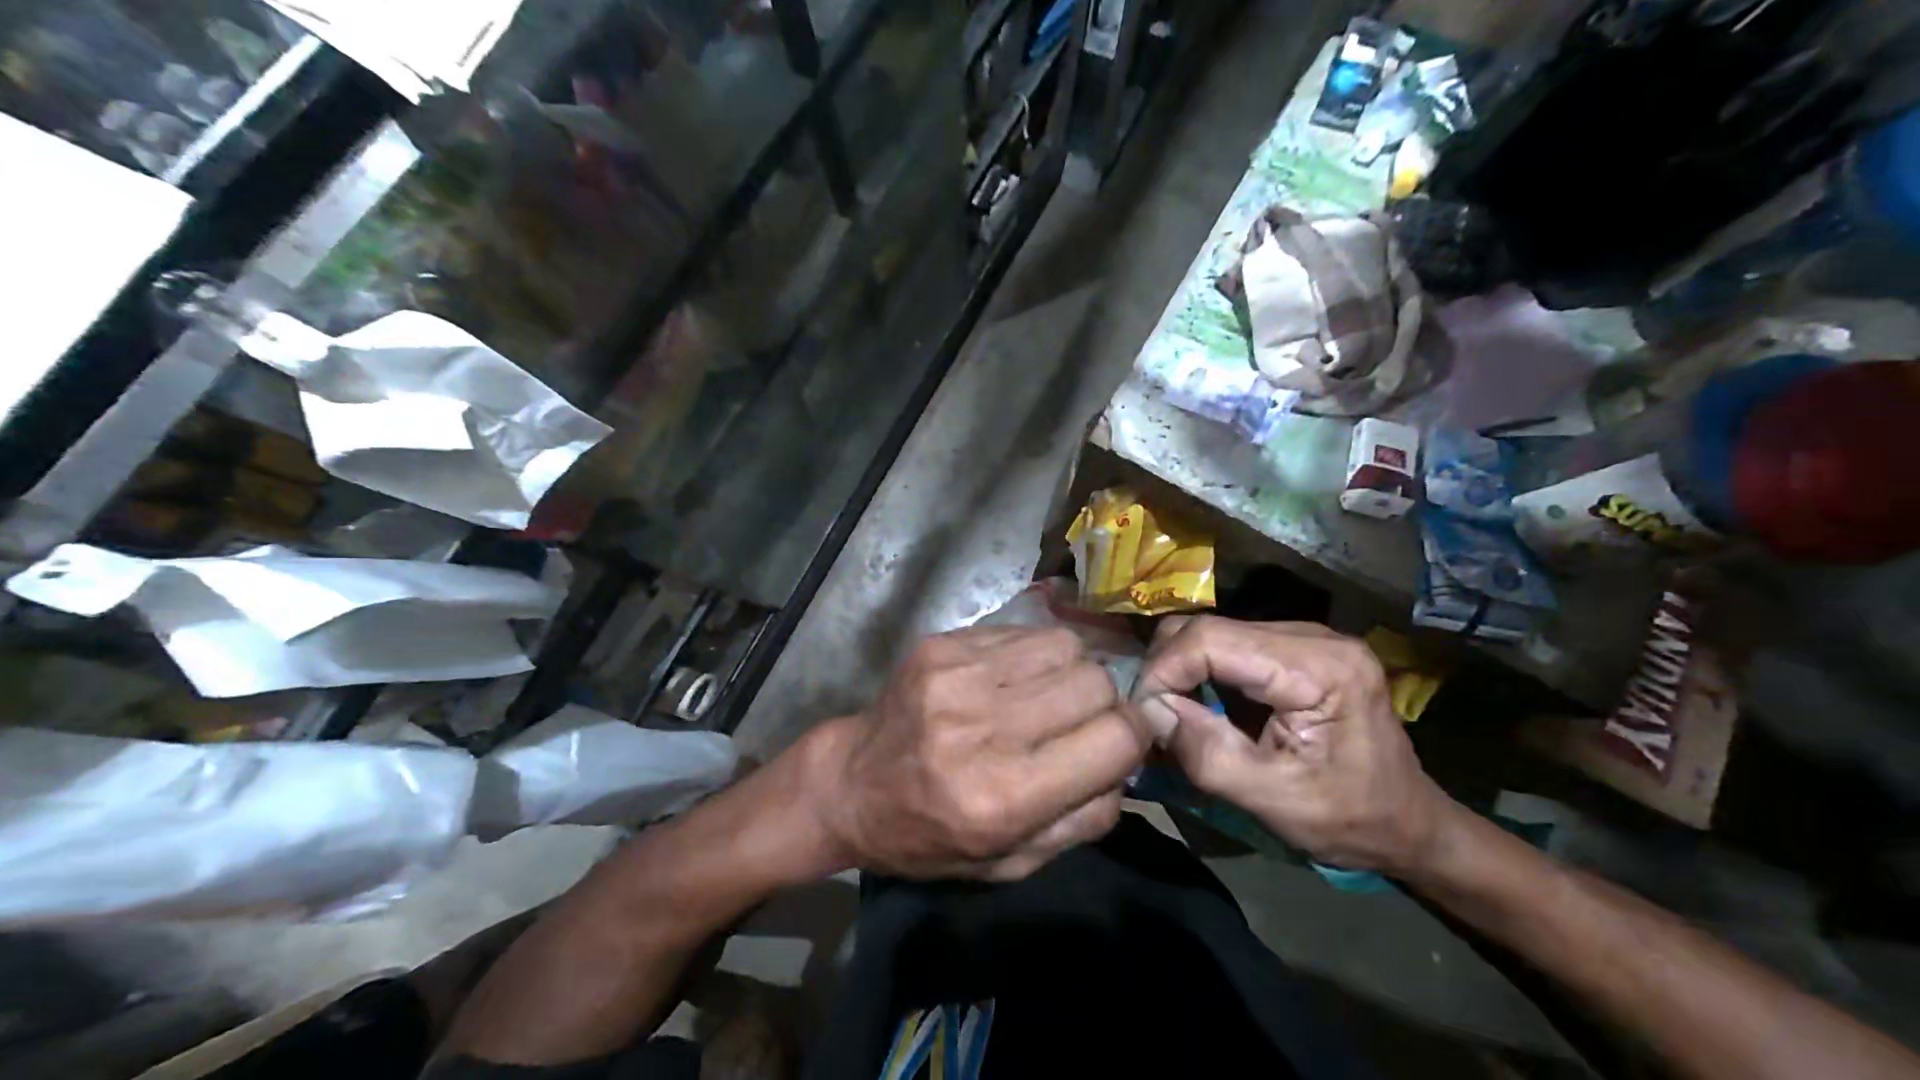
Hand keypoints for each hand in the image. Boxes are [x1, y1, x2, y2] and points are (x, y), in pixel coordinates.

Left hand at [801, 626, 1151, 880]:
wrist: (850, 784)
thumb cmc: (931, 835)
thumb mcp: (1013, 862)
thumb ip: (1085, 818)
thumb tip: (1130, 760)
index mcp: (1004, 797)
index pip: (1116, 737)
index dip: (1134, 737)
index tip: (1119, 743)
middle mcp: (982, 728)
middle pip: (1095, 683)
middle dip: (1103, 704)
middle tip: (1079, 722)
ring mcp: (958, 677)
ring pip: (1066, 645)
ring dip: (1071, 671)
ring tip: (1046, 696)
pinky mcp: (940, 645)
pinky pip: (1023, 632)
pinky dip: (1033, 655)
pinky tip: (1011, 680)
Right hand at [1132, 617, 1456, 875]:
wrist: (1411, 825)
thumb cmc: (1351, 821)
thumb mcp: (1272, 800)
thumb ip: (1206, 753)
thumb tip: (1148, 710)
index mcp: (1321, 668)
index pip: (1211, 640)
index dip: (1163, 670)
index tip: (1142, 715)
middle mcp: (1314, 636)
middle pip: (1208, 627)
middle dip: (1167, 669)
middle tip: (1151, 716)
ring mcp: (1306, 637)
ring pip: (1212, 632)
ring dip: (1180, 670)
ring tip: (1170, 714)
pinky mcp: (1296, 649)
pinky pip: (1228, 645)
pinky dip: (1200, 672)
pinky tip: (1197, 706)